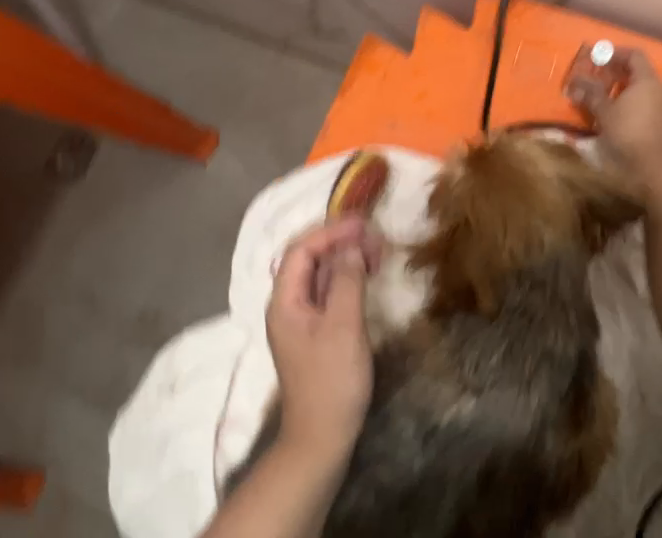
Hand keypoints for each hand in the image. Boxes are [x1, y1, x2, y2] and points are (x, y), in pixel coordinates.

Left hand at [267, 217, 382, 463]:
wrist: (322, 437)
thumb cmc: (331, 381)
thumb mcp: (343, 326)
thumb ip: (346, 281)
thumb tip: (352, 246)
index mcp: (284, 301)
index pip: (300, 250)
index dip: (330, 231)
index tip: (363, 224)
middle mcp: (288, 305)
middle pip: (308, 258)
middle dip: (340, 241)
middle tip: (375, 238)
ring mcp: (302, 319)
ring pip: (321, 274)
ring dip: (346, 257)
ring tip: (377, 252)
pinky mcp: (317, 332)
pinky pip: (329, 292)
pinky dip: (348, 277)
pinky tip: (368, 275)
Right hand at [566, 48, 661, 182]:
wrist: (650, 169)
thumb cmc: (626, 133)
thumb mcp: (604, 111)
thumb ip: (590, 93)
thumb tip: (574, 81)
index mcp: (648, 81)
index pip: (634, 55)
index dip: (616, 53)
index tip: (598, 58)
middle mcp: (660, 89)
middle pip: (639, 70)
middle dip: (617, 71)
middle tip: (597, 76)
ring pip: (643, 88)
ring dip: (623, 87)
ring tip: (603, 95)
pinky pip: (646, 102)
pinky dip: (631, 100)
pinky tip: (616, 112)